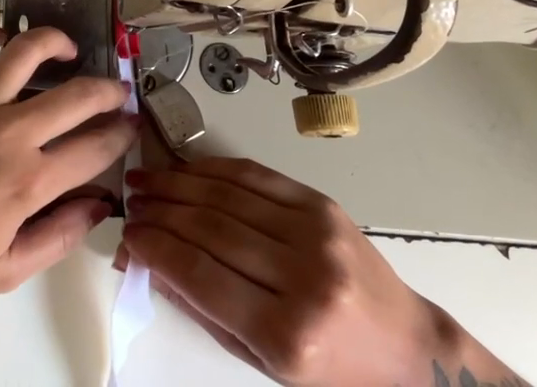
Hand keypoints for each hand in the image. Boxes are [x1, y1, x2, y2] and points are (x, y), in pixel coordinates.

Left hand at [0, 16, 136, 301]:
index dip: (122, 135)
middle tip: (115, 93)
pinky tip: (0, 36)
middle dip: (108, 90)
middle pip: (76, 95)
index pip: (95, 148)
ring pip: (25, 51)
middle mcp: (8, 133)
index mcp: (28, 182)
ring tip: (69, 49)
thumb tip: (97, 206)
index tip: (129, 128)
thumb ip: (58, 238)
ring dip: (56, 42)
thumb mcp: (4, 272)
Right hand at [121, 158, 470, 384]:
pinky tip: (184, 171)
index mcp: (285, 332)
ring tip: (144, 182)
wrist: (409, 350)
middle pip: (208, 228)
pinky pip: (255, 176)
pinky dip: (212, 170)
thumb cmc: (331, 369)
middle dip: (159, 213)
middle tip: (129, 206)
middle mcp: (302, 278)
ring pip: (226, 195)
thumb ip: (200, 308)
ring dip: (176, 183)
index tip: (127, 236)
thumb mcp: (261, 360)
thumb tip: (143, 261)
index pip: (198, 274)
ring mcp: (315, 235)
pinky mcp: (323, 206)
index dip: (153, 249)